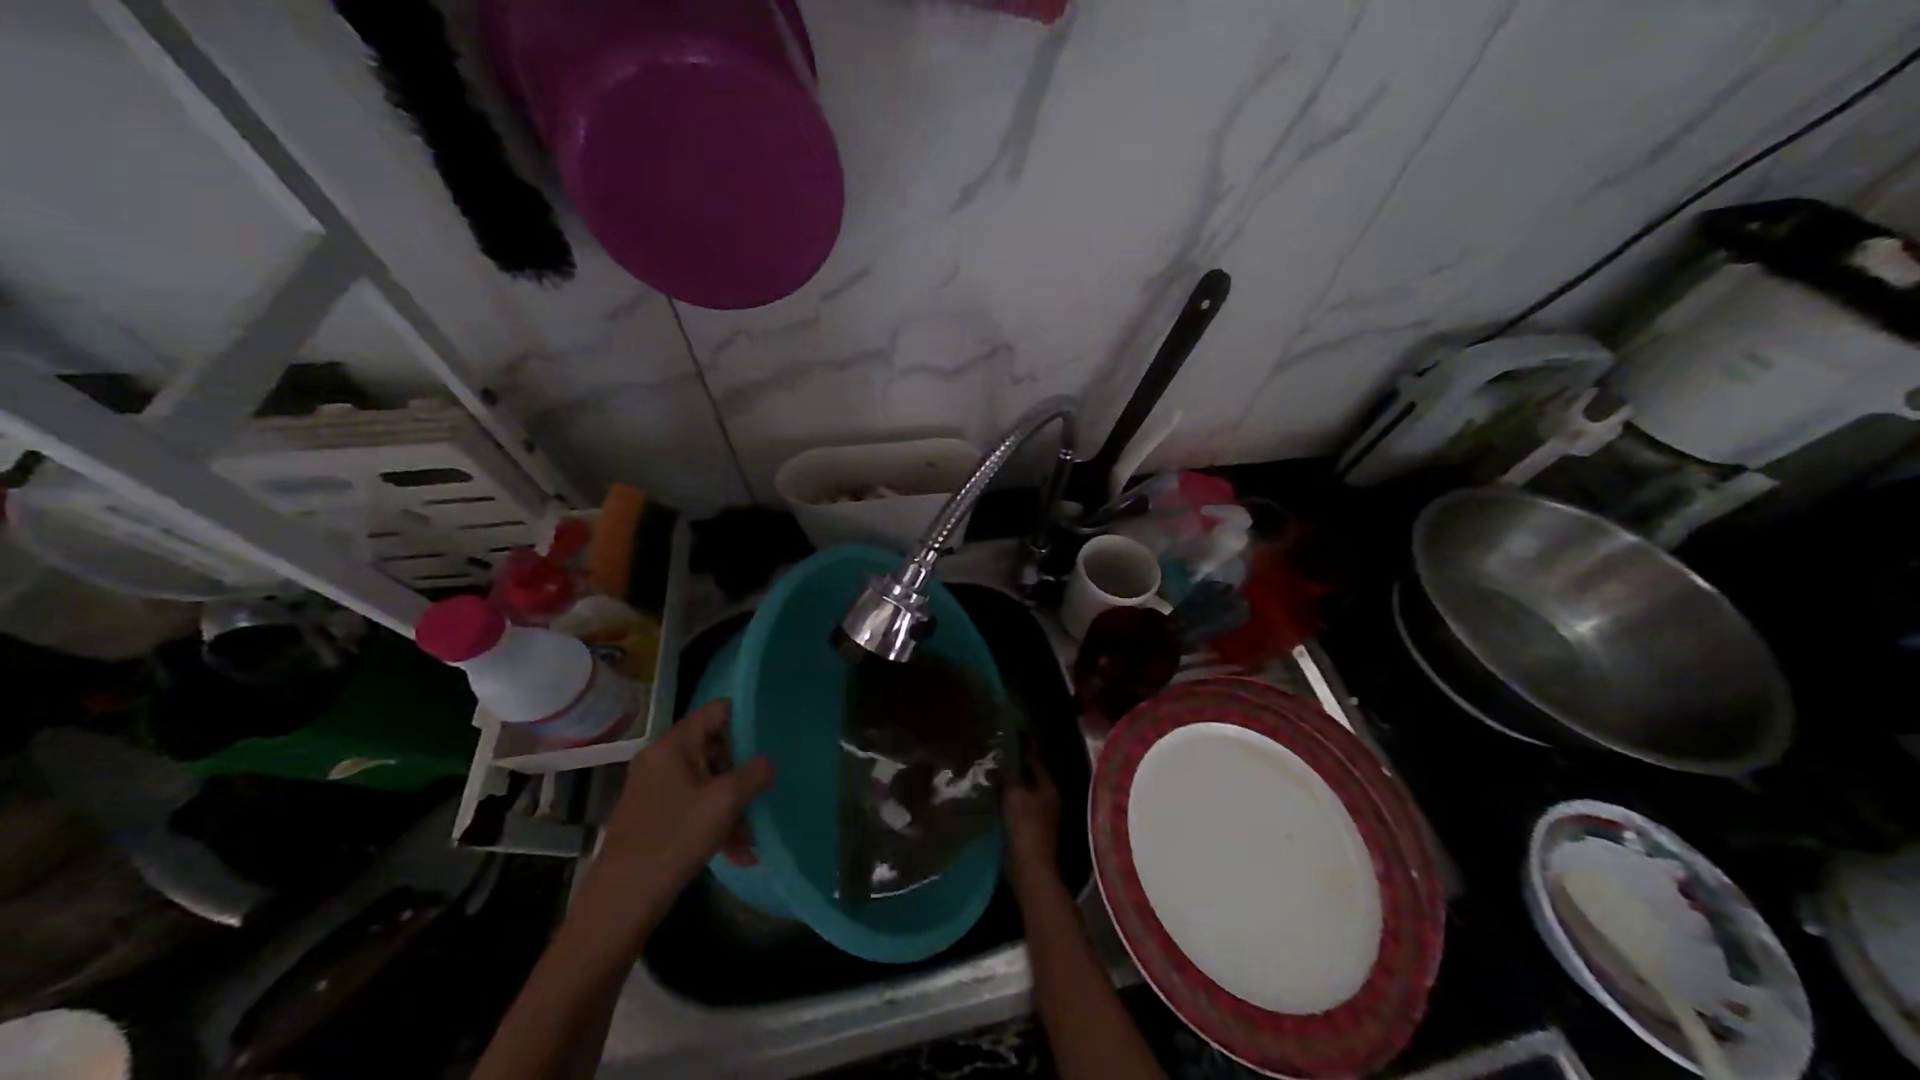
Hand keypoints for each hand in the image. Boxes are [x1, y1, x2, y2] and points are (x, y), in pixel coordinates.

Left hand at [589, 700, 773, 917]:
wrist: (623, 899)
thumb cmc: (675, 838)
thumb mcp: (725, 802)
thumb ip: (754, 773)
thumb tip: (769, 761)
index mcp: (672, 746)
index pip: (716, 711)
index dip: (746, 718)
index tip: (772, 734)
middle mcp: (660, 760)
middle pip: (714, 748)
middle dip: (742, 771)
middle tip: (766, 790)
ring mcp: (655, 790)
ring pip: (706, 783)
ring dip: (733, 805)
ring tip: (753, 836)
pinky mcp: (654, 817)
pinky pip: (694, 807)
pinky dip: (716, 823)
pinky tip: (739, 852)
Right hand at [1004, 745, 1060, 893]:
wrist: (1030, 868)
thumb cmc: (1026, 826)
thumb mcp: (1015, 794)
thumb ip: (1009, 777)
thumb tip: (1001, 764)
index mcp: (1049, 788)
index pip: (1036, 761)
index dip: (1024, 749)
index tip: (1009, 738)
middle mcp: (1049, 799)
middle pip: (1031, 777)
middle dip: (1015, 768)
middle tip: (995, 755)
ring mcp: (1041, 816)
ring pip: (1023, 793)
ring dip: (1009, 785)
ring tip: (989, 774)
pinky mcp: (1030, 830)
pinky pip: (1017, 808)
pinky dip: (1006, 802)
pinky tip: (992, 798)